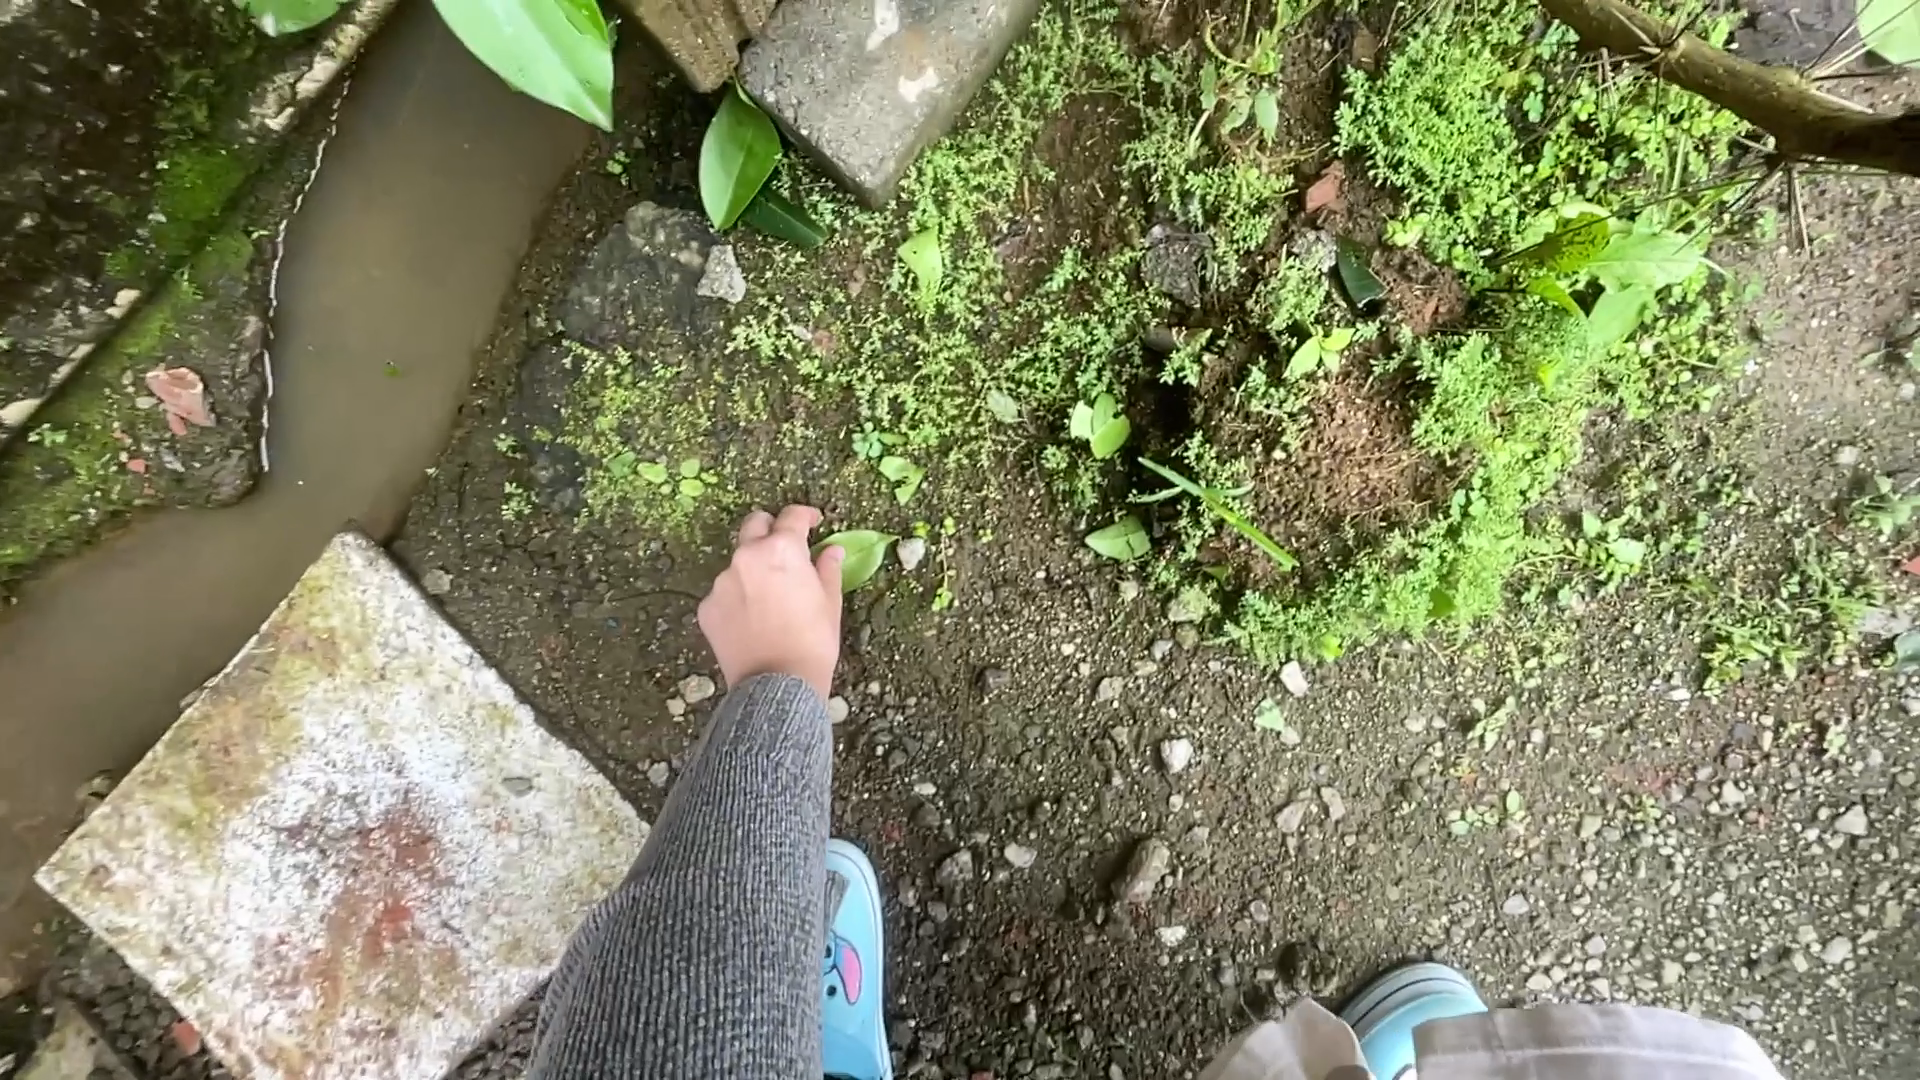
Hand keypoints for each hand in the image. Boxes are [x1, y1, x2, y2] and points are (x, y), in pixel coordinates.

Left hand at [697, 505, 845, 701]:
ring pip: (739, 561)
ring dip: (754, 567)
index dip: (807, 515)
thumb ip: (828, 568)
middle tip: (786, 547)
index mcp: (782, 549)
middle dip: (771, 529)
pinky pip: (725, 592)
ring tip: (771, 596)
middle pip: (755, 524)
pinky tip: (753, 620)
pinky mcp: (707, 607)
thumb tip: (831, 550)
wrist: (778, 684)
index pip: (793, 516)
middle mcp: (747, 556)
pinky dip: (739, 597)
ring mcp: (722, 581)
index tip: (814, 522)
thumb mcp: (830, 602)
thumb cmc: (814, 641)